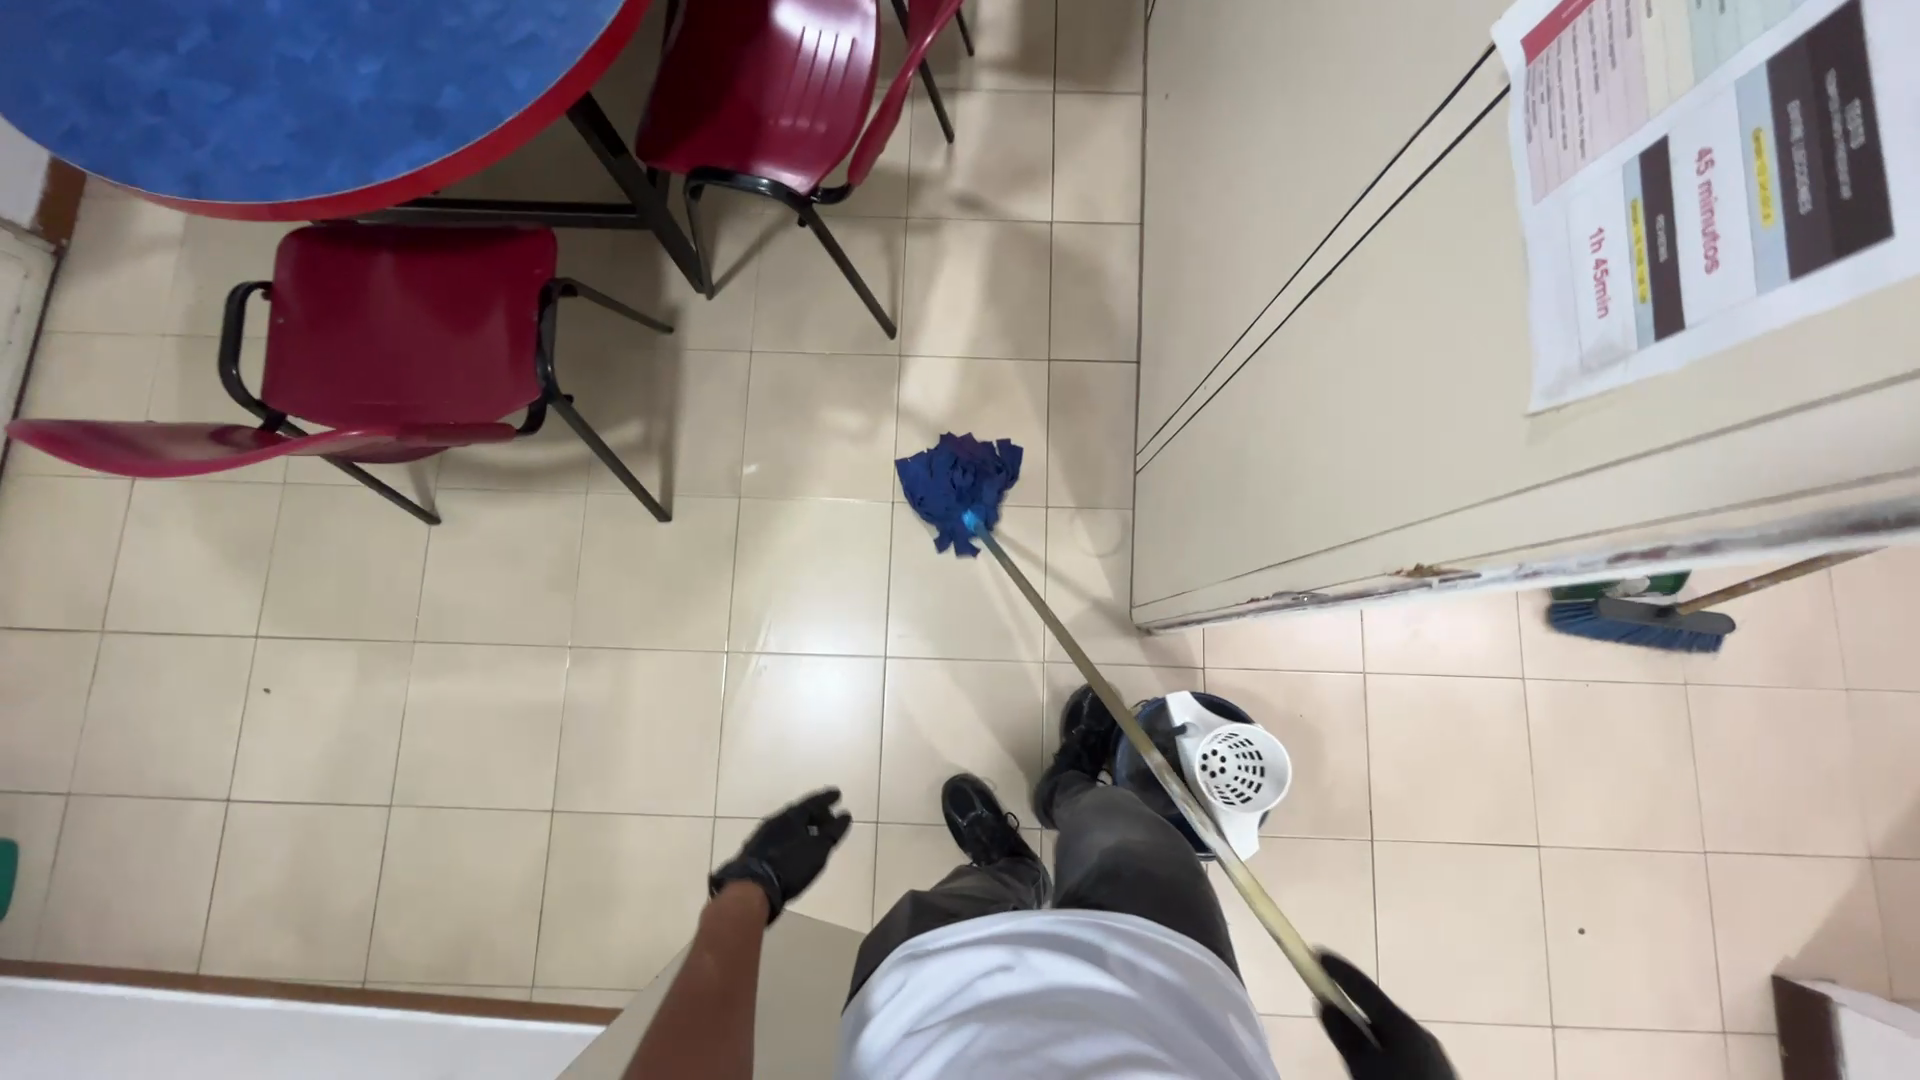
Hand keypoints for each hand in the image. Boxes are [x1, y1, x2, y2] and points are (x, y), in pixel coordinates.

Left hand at [709, 788, 852, 922]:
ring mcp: (762, 835)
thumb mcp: (818, 849)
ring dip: (802, 826)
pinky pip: (778, 837)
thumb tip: (845, 815)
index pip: (813, 801)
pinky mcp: (754, 851)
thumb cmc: (790, 865)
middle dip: (815, 813)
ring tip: (813, 833)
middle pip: (799, 812)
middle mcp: (776, 820)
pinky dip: (791, 838)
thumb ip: (832, 832)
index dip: (826, 798)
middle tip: (828, 817)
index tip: (838, 794)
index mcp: (792, 816)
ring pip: (787, 825)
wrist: (752, 888)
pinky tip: (794, 848)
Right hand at [1316, 952, 1456, 1079]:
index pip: (1364, 987)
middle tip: (1328, 1003)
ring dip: (1368, 1031)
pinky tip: (1376, 1066)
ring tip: (1350, 1047)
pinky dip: (1382, 1047)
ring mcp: (1431, 1053)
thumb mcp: (1364, 1067)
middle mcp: (1419, 1032)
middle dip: (1353, 1004)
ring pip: (1391, 1033)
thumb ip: (1344, 1035)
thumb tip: (1325, 1004)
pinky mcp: (1437, 1072)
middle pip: (1379, 1010)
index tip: (1317, 953)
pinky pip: (1402, 1049)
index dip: (1339, 970)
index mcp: (1402, 1025)